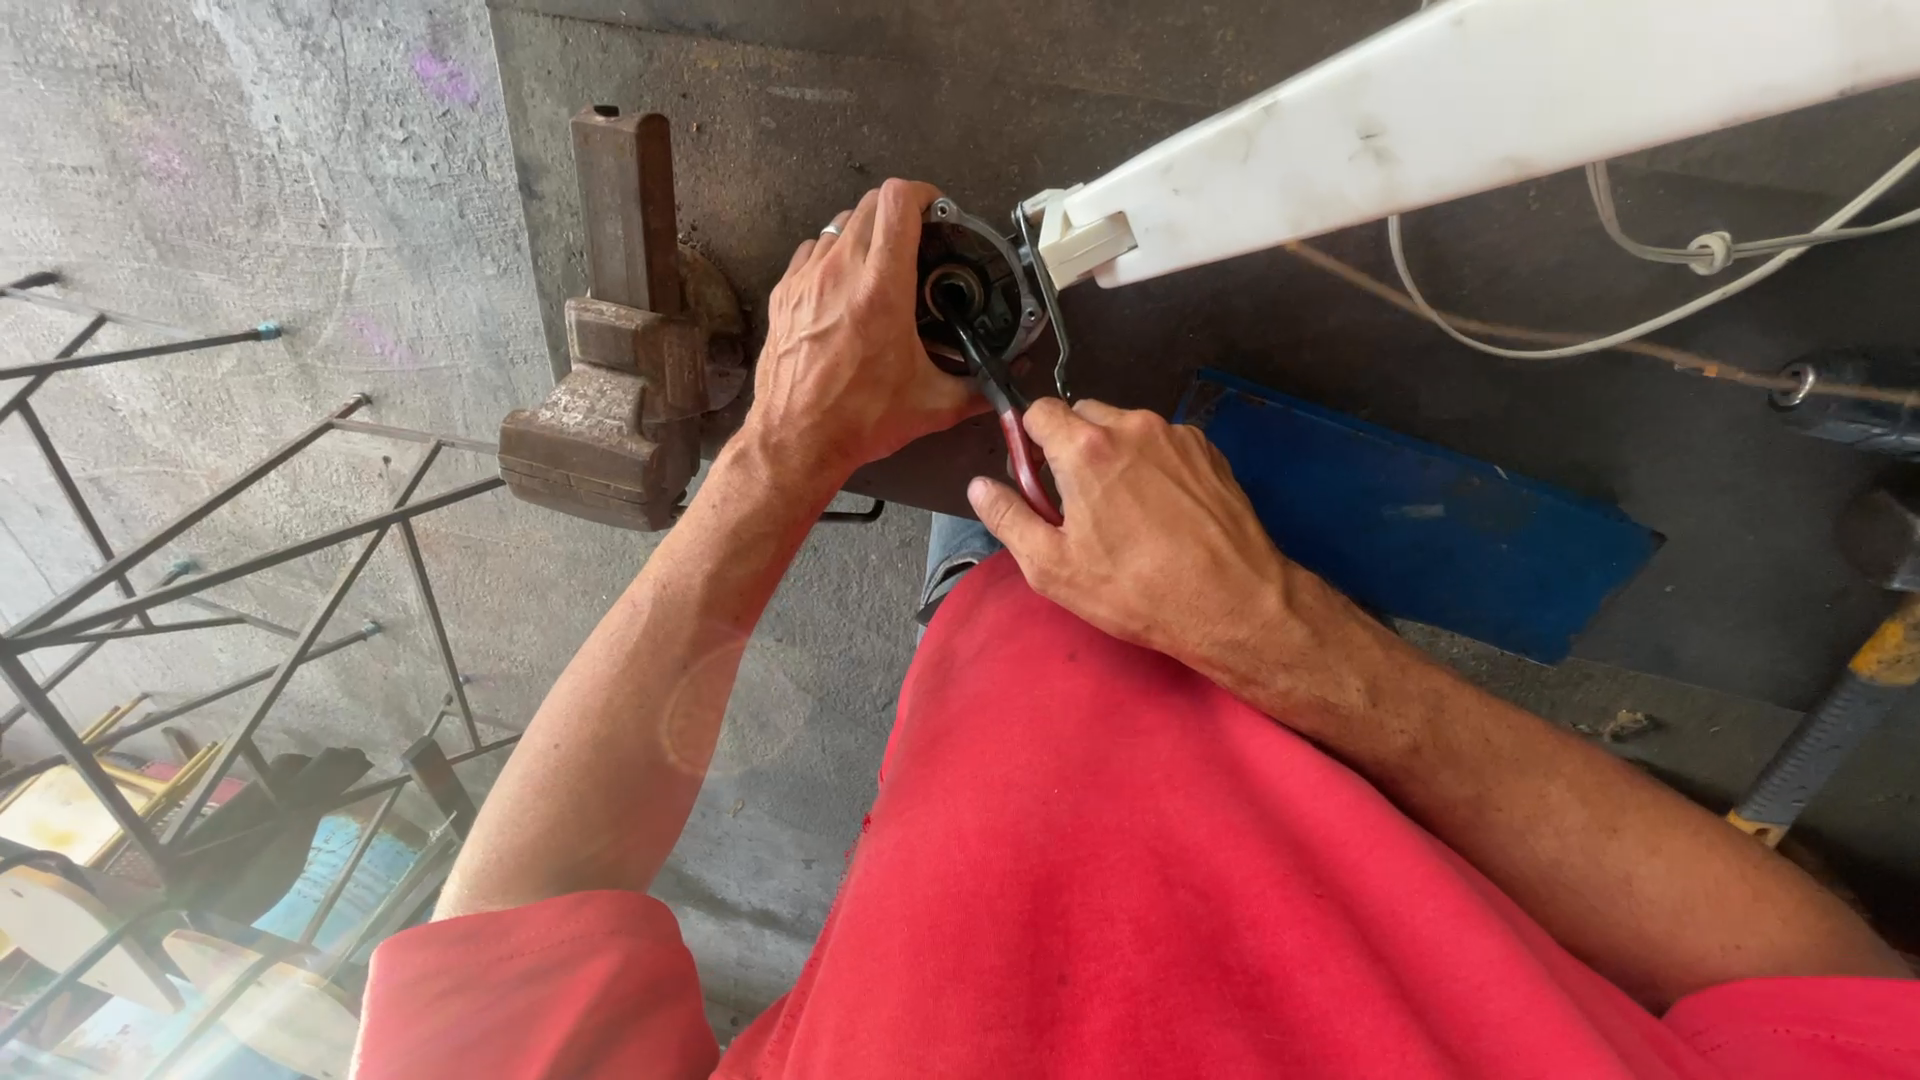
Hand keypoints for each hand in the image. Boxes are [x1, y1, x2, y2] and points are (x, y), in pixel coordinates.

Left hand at [742, 179, 981, 482]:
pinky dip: (832, 256)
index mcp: (881, 290)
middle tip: (917, 240)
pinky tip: (844, 287)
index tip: (936, 210)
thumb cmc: (858, 420)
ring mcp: (805, 280)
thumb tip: (1002, 387)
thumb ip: (977, 391)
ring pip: (838, 224)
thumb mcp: (931, 406)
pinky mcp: (783, 294)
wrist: (795, 440)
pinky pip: (811, 252)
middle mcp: (839, 273)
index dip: (923, 195)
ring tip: (881, 264)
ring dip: (865, 233)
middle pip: (869, 204)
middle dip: (898, 214)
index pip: (898, 203)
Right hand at [967, 398, 1419, 724]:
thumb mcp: (1052, 567)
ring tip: (1127, 508)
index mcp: (1084, 448)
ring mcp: (1175, 434)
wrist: (1233, 602)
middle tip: (1080, 499)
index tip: (1038, 475)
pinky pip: (1163, 441)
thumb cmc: (1133, 590)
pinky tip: (1164, 508)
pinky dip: (1152, 461)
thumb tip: (980, 487)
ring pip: (1125, 426)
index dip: (1031, 440)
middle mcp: (1131, 425)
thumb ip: (1008, 518)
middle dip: (1072, 445)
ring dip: (1114, 452)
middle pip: (1083, 414)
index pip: (1040, 411)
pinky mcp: (1208, 449)